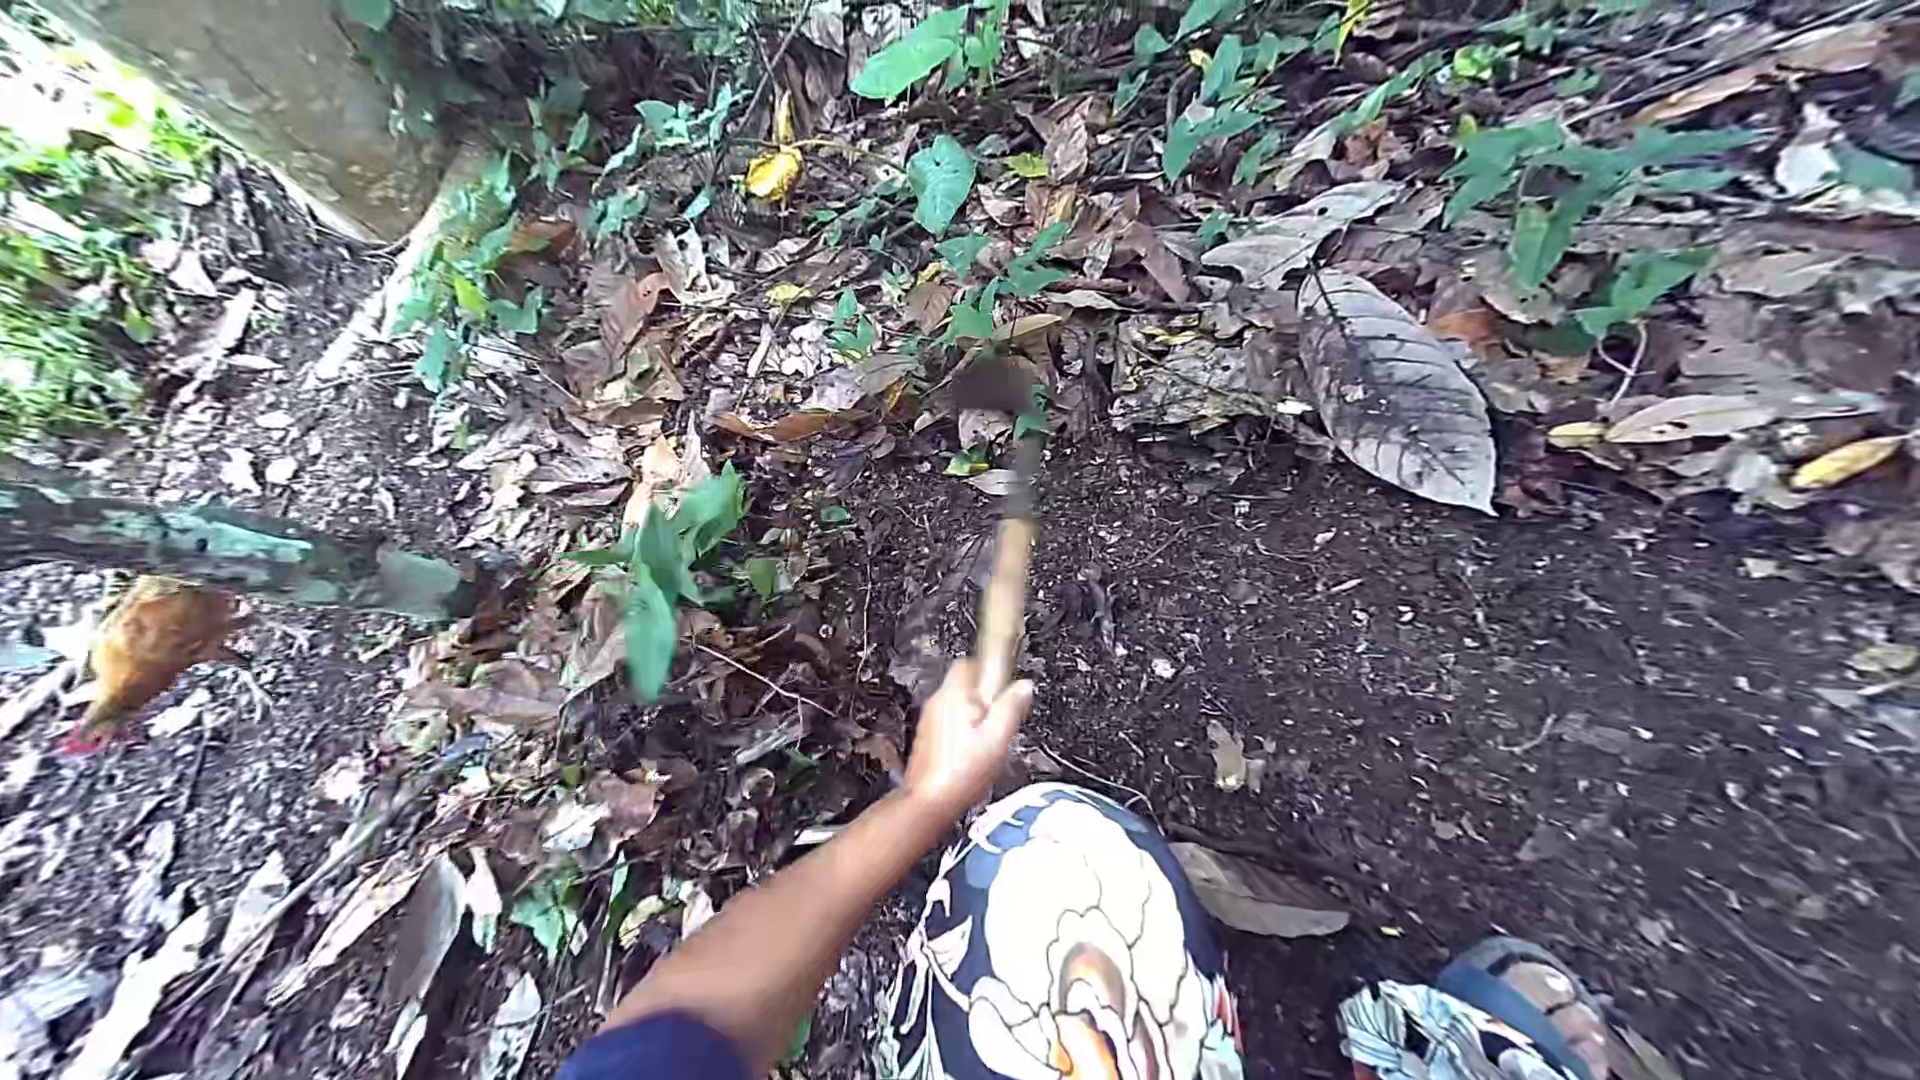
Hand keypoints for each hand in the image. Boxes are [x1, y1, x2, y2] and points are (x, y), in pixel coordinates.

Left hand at [903, 659, 1033, 819]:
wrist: (930, 802)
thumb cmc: (961, 772)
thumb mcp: (997, 737)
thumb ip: (1011, 707)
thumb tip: (1024, 686)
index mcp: (954, 695)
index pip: (970, 662)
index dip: (990, 669)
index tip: (1004, 684)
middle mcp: (938, 702)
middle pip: (966, 684)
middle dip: (986, 697)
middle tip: (1000, 719)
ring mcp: (930, 720)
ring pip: (959, 704)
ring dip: (976, 715)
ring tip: (989, 740)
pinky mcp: (928, 737)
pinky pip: (951, 721)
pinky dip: (964, 730)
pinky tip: (974, 752)